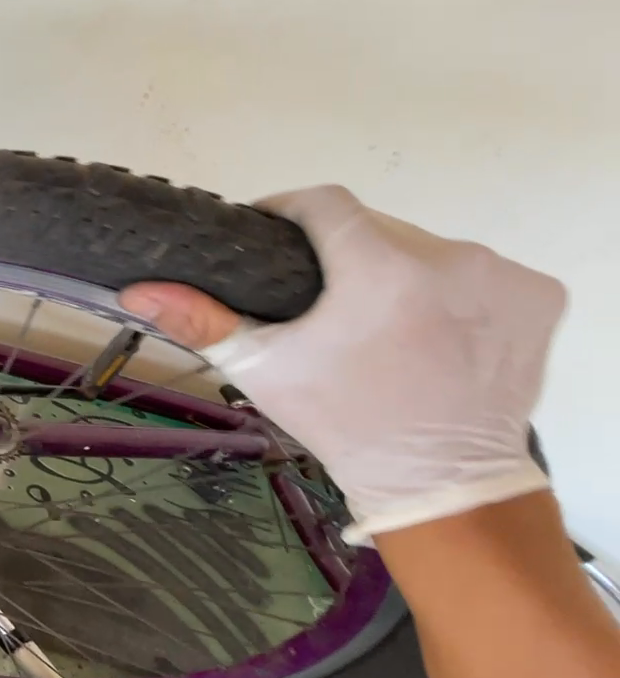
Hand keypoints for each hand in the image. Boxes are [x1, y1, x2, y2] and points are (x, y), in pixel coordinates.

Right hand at [119, 184, 565, 542]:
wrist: (433, 474)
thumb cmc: (335, 417)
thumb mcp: (257, 369)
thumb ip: (200, 321)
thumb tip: (137, 289)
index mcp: (379, 271)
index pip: (326, 203)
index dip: (288, 209)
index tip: (266, 229)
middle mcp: (453, 258)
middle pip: (377, 228)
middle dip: (340, 250)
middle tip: (313, 296)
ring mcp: (506, 276)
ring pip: (426, 248)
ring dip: (392, 267)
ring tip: (367, 314)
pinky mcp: (541, 294)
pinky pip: (476, 271)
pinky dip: (445, 288)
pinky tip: (424, 326)